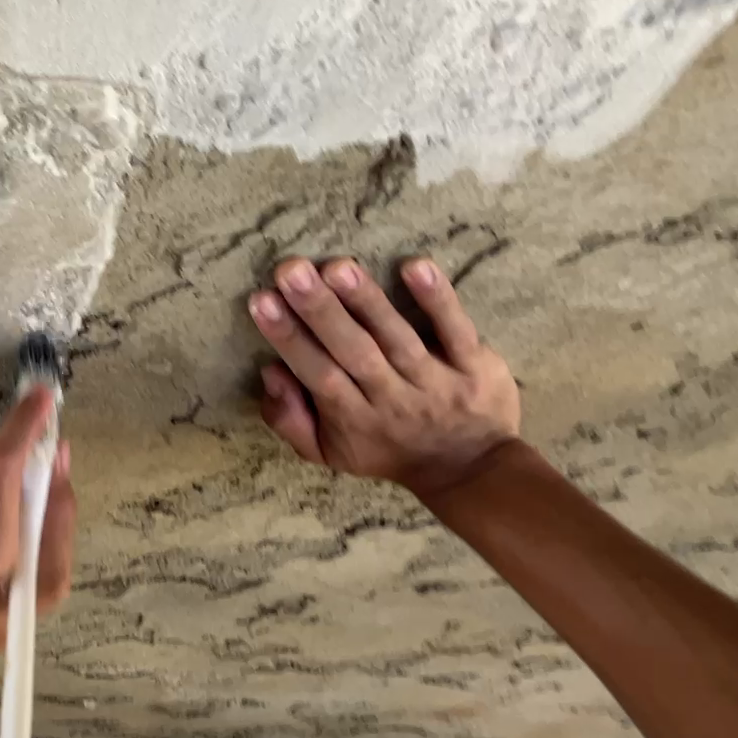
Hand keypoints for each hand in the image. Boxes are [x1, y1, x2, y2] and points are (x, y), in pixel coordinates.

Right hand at [247, 256, 521, 495]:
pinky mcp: (476, 366)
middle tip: (290, 270)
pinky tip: (415, 266)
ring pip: (396, 337)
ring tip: (337, 266)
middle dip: (319, 309)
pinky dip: (438, 300)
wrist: (470, 471)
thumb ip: (287, 416)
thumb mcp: (324, 451)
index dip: (287, 336)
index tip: (261, 300)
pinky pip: (456, 330)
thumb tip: (271, 371)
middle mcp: (391, 397)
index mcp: (351, 416)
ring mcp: (436, 380)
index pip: (315, 372)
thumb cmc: (381, 449)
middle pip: (352, 350)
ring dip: (367, 301)